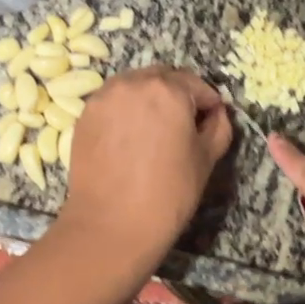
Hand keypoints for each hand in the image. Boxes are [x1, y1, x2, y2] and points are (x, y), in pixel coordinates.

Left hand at [59, 66, 233, 256]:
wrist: (111, 225)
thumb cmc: (168, 193)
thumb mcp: (206, 160)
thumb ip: (218, 127)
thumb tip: (217, 113)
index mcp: (169, 90)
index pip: (196, 85)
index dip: (208, 103)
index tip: (210, 121)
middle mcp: (134, 83)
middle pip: (163, 78)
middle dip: (177, 94)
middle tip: (182, 124)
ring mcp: (105, 96)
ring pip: (135, 85)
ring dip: (149, 98)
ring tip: (153, 130)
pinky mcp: (85, 113)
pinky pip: (113, 101)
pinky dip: (125, 110)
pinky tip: (129, 137)